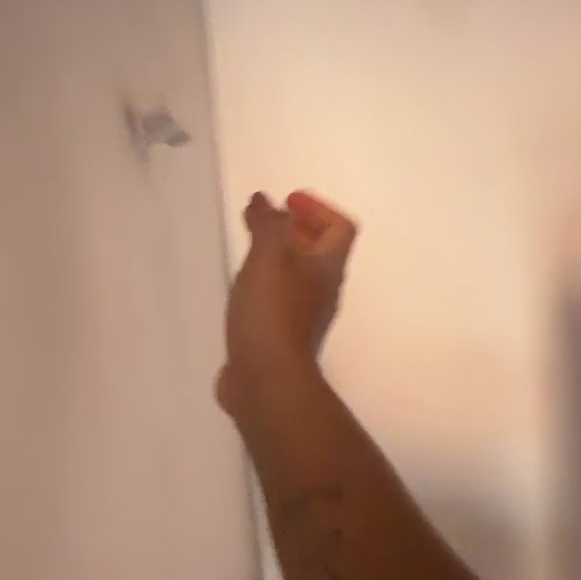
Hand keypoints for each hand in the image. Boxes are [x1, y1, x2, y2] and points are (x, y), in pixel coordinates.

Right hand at [216, 190, 357, 414]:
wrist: (265, 379)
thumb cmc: (271, 313)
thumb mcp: (268, 259)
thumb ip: (267, 225)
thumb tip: (264, 201)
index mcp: (326, 269)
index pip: (339, 228)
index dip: (318, 209)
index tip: (288, 200)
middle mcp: (321, 292)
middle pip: (319, 254)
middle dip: (296, 233)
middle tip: (267, 222)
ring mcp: (301, 319)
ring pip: (297, 279)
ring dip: (279, 261)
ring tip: (250, 254)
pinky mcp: (277, 340)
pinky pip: (276, 303)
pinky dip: (263, 289)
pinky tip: (241, 293)